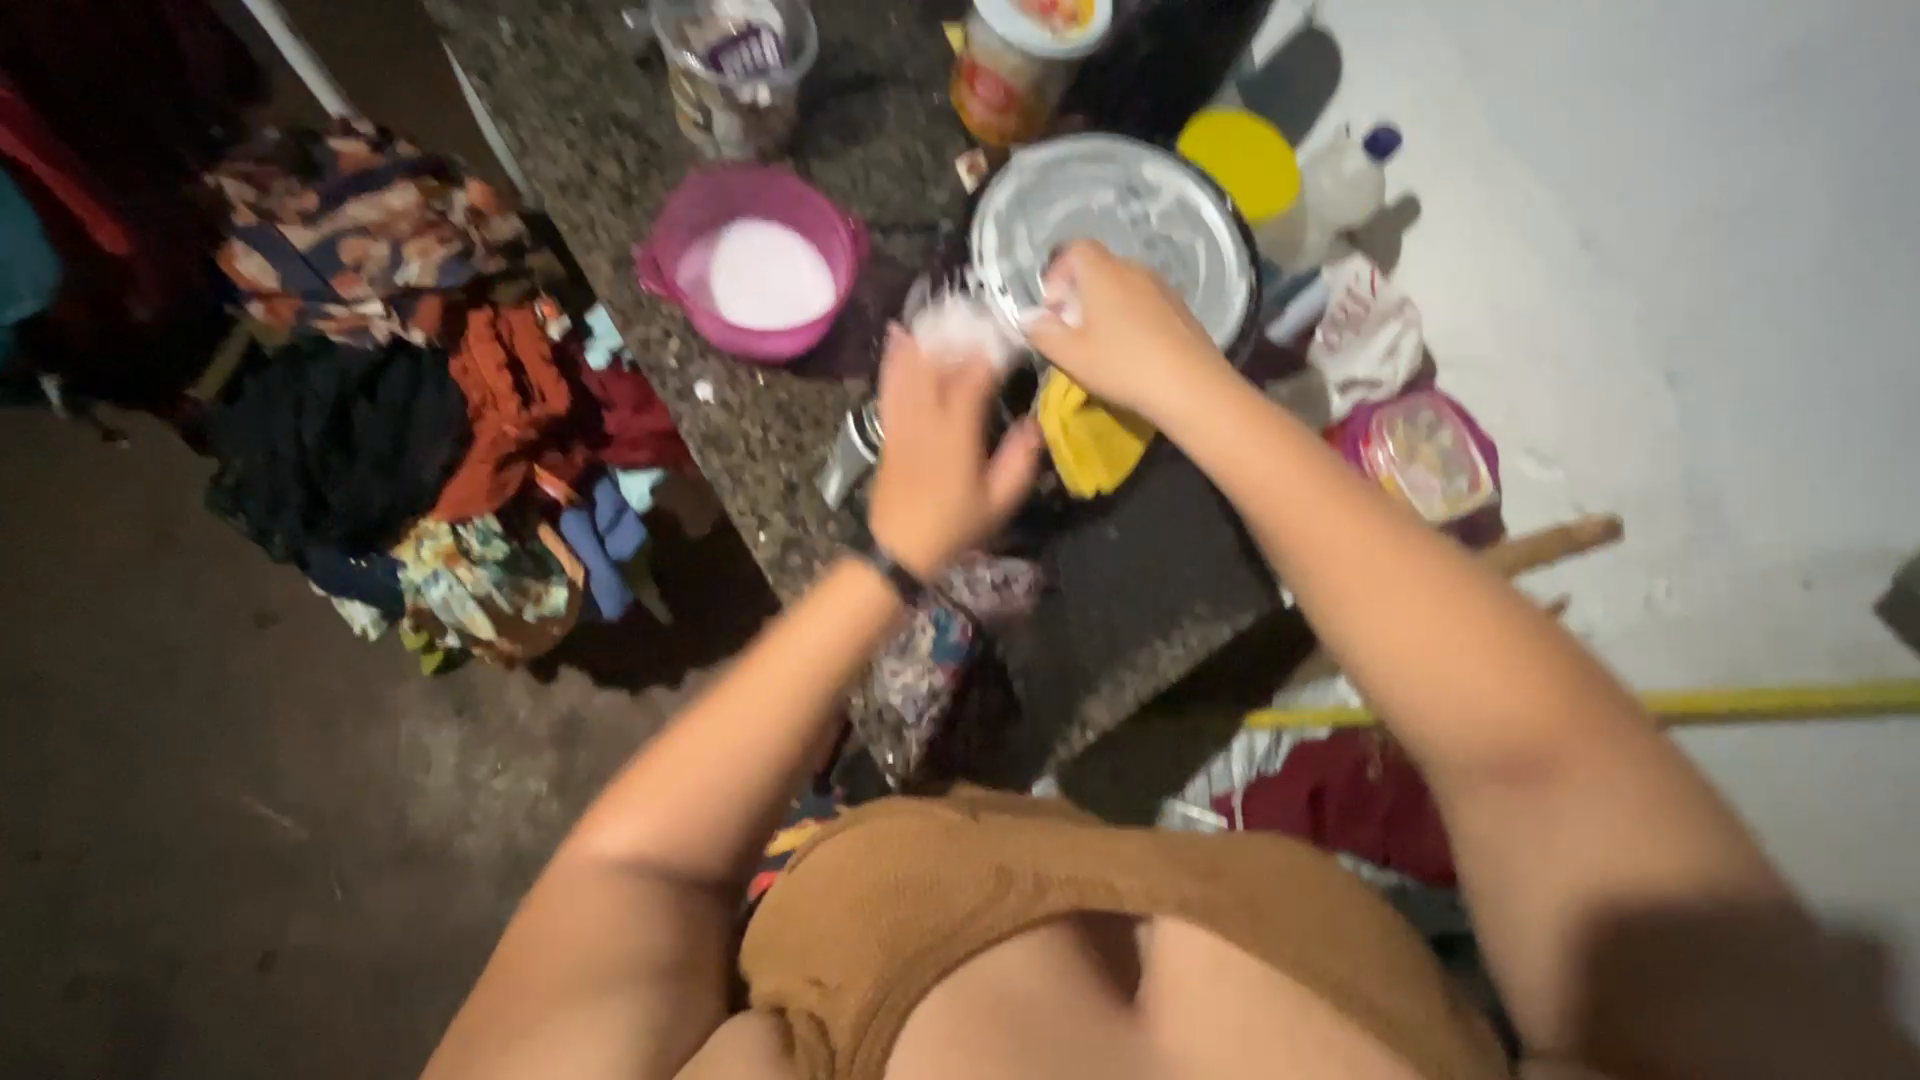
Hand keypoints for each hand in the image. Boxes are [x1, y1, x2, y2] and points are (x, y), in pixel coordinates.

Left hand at [867, 326, 1042, 578]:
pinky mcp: (888, 430)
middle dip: (958, 336)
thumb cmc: (953, 527)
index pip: (973, 378)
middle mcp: (927, 419)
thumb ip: (1019, 461)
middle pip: (939, 363)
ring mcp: (903, 422)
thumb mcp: (999, 502)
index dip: (991, 354)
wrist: (899, 548)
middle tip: (977, 318)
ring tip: (942, 314)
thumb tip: (1034, 425)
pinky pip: (890, 385)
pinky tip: (899, 336)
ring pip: (911, 369)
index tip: (1008, 340)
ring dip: (927, 339)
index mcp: (957, 433)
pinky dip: (895, 358)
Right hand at [1023, 240, 1232, 420]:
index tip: (1053, 308)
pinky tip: (1132, 350)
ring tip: (1101, 344)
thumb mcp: (1071, 355)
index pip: (1075, 249)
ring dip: (1105, 306)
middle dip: (1079, 293)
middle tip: (1072, 330)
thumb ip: (1043, 332)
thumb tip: (1027, 316)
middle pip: (1099, 267)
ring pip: (1123, 286)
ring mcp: (1162, 287)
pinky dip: (1130, 316)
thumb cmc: (1122, 366)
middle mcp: (1134, 269)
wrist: (1190, 385)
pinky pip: (1145, 302)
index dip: (1057, 273)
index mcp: (1103, 272)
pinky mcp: (1180, 308)